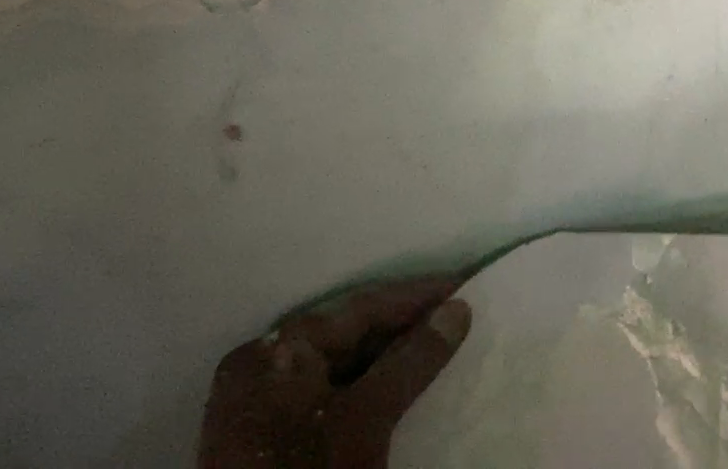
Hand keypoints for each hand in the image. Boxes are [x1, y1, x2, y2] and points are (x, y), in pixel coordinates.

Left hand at [199, 279, 470, 468]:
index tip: (465, 288)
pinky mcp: (274, 441)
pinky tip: (407, 390)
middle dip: (407, 326)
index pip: (359, 307)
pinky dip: (372, 388)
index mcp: (274, 352)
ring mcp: (265, 408)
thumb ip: (412, 359)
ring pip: (344, 365)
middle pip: (350, 333)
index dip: (417, 296)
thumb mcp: (366, 418)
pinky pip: (333, 395)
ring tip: (443, 349)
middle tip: (459, 318)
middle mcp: (262, 370)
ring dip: (393, 358)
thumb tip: (458, 308)